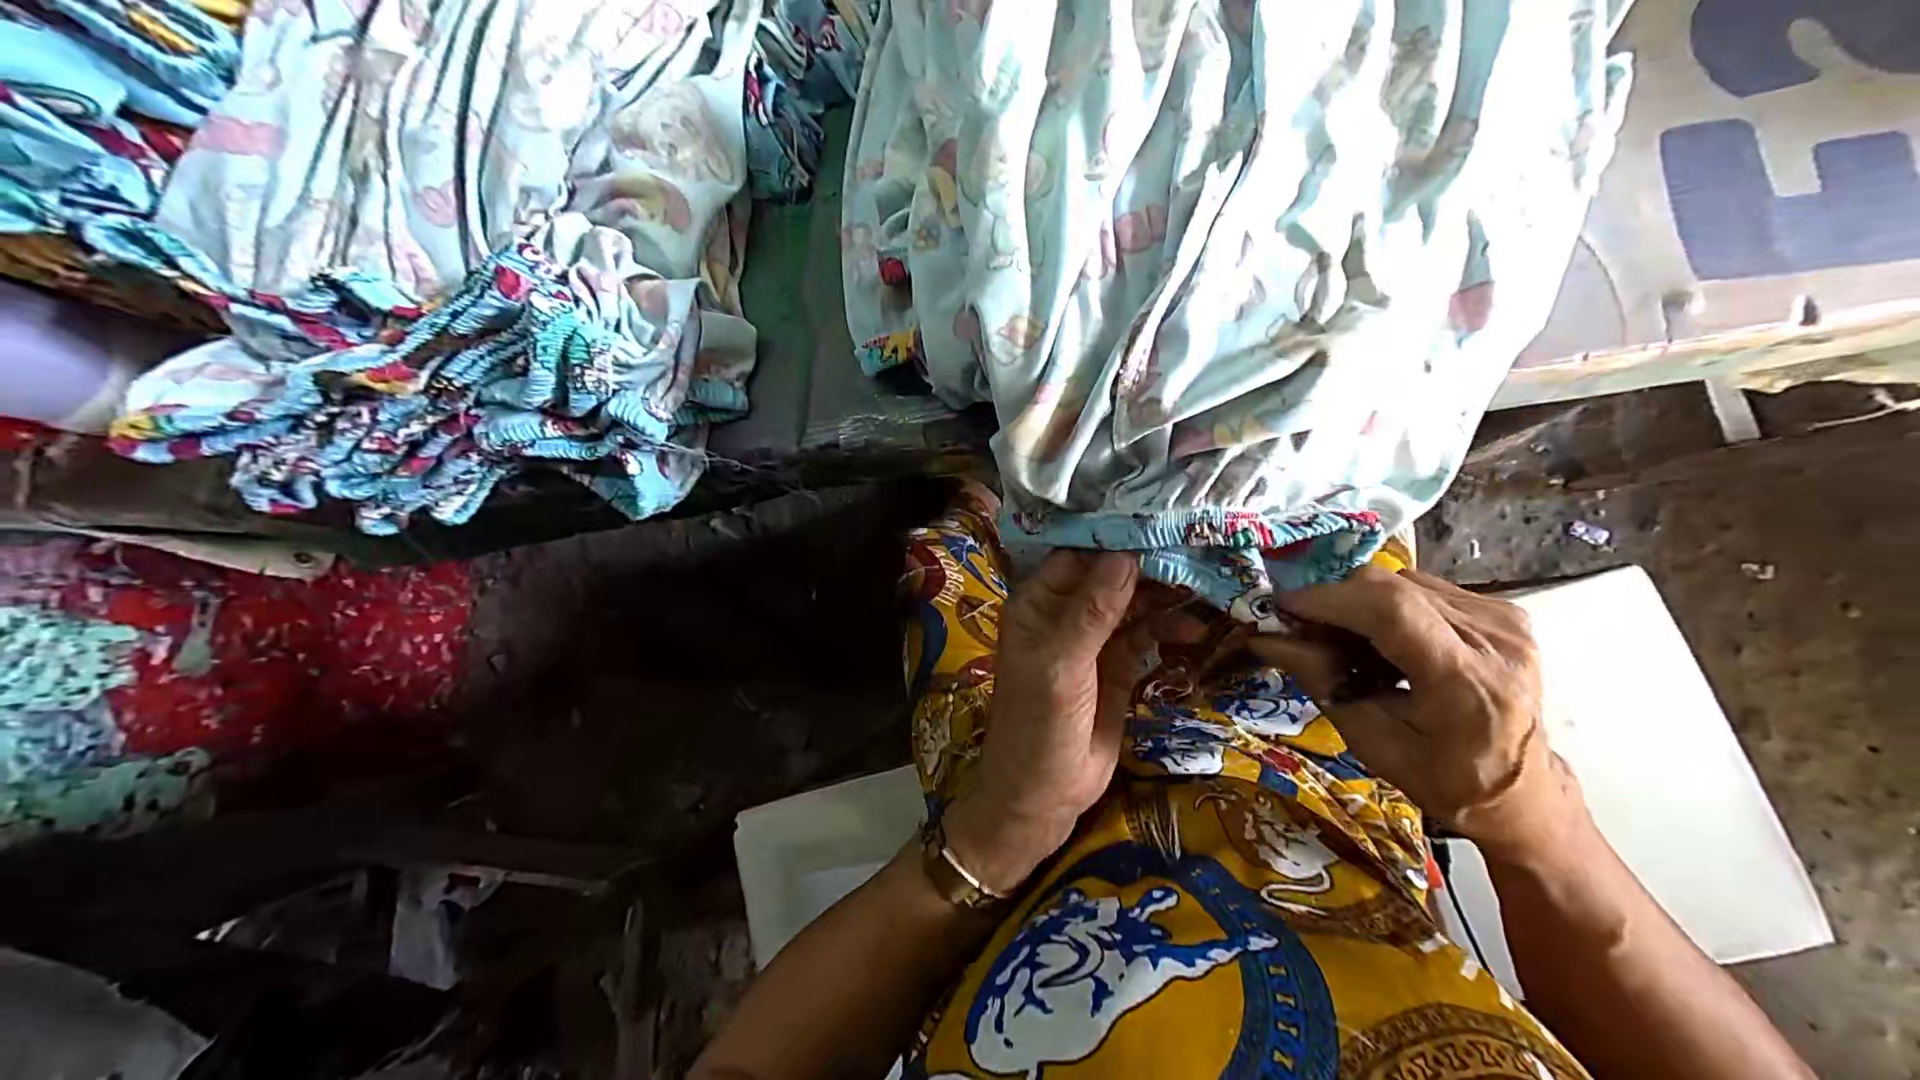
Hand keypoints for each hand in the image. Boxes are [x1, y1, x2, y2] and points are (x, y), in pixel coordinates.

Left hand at [943, 551, 1201, 893]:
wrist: (1043, 796)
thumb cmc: (1039, 726)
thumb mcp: (1062, 666)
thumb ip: (1092, 612)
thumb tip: (1125, 555)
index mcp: (1038, 604)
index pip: (1080, 556)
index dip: (1117, 541)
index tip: (1165, 525)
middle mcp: (1064, 613)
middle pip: (1111, 577)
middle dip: (1150, 568)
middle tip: (1199, 558)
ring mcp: (1092, 640)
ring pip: (1133, 604)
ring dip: (1165, 598)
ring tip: (1205, 592)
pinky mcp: (1117, 666)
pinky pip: (1145, 635)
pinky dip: (1168, 628)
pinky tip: (1194, 628)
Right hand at [1250, 566, 1588, 864]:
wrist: (1522, 794)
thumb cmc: (1444, 779)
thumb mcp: (1370, 741)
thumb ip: (1319, 681)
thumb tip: (1264, 636)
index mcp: (1467, 683)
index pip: (1391, 612)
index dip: (1329, 599)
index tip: (1283, 608)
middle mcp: (1496, 639)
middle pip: (1392, 588)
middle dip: (1335, 600)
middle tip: (1303, 629)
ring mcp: (1505, 620)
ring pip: (1402, 581)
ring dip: (1358, 602)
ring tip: (1345, 641)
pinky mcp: (1503, 611)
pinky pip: (1422, 587)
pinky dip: (1386, 605)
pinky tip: (1382, 639)